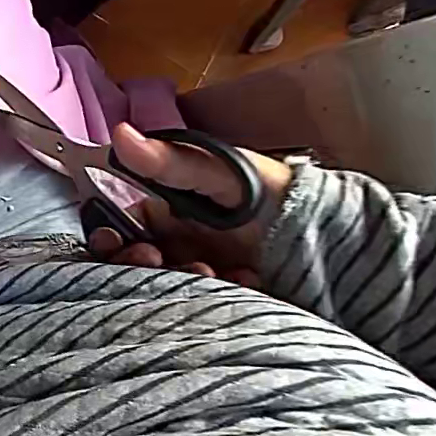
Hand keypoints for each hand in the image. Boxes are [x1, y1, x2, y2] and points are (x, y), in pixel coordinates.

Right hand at [88, 123, 293, 284]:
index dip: (109, 239)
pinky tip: (241, 279)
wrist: (326, 227)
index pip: (121, 230)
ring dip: (179, 279)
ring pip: (162, 285)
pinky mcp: (217, 295)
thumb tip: (119, 134)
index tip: (113, 243)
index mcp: (164, 212)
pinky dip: (215, 293)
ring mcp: (193, 270)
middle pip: (133, 263)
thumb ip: (168, 161)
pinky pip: (198, 302)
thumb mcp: (217, 171)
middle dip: (138, 264)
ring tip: (212, 270)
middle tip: (159, 261)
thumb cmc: (268, 190)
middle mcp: (173, 243)